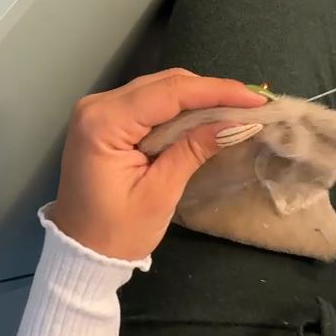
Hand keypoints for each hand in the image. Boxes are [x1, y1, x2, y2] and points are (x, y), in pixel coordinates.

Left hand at [50, 70, 265, 260]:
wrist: (80, 251)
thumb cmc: (116, 232)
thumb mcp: (160, 193)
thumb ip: (194, 150)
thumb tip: (238, 122)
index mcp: (103, 123)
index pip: (168, 93)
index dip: (215, 91)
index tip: (255, 99)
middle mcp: (97, 106)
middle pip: (164, 84)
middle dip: (210, 91)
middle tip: (253, 104)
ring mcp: (99, 109)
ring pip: (159, 88)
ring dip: (198, 97)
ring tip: (237, 108)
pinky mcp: (107, 119)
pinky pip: (150, 101)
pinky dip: (180, 107)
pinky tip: (207, 114)